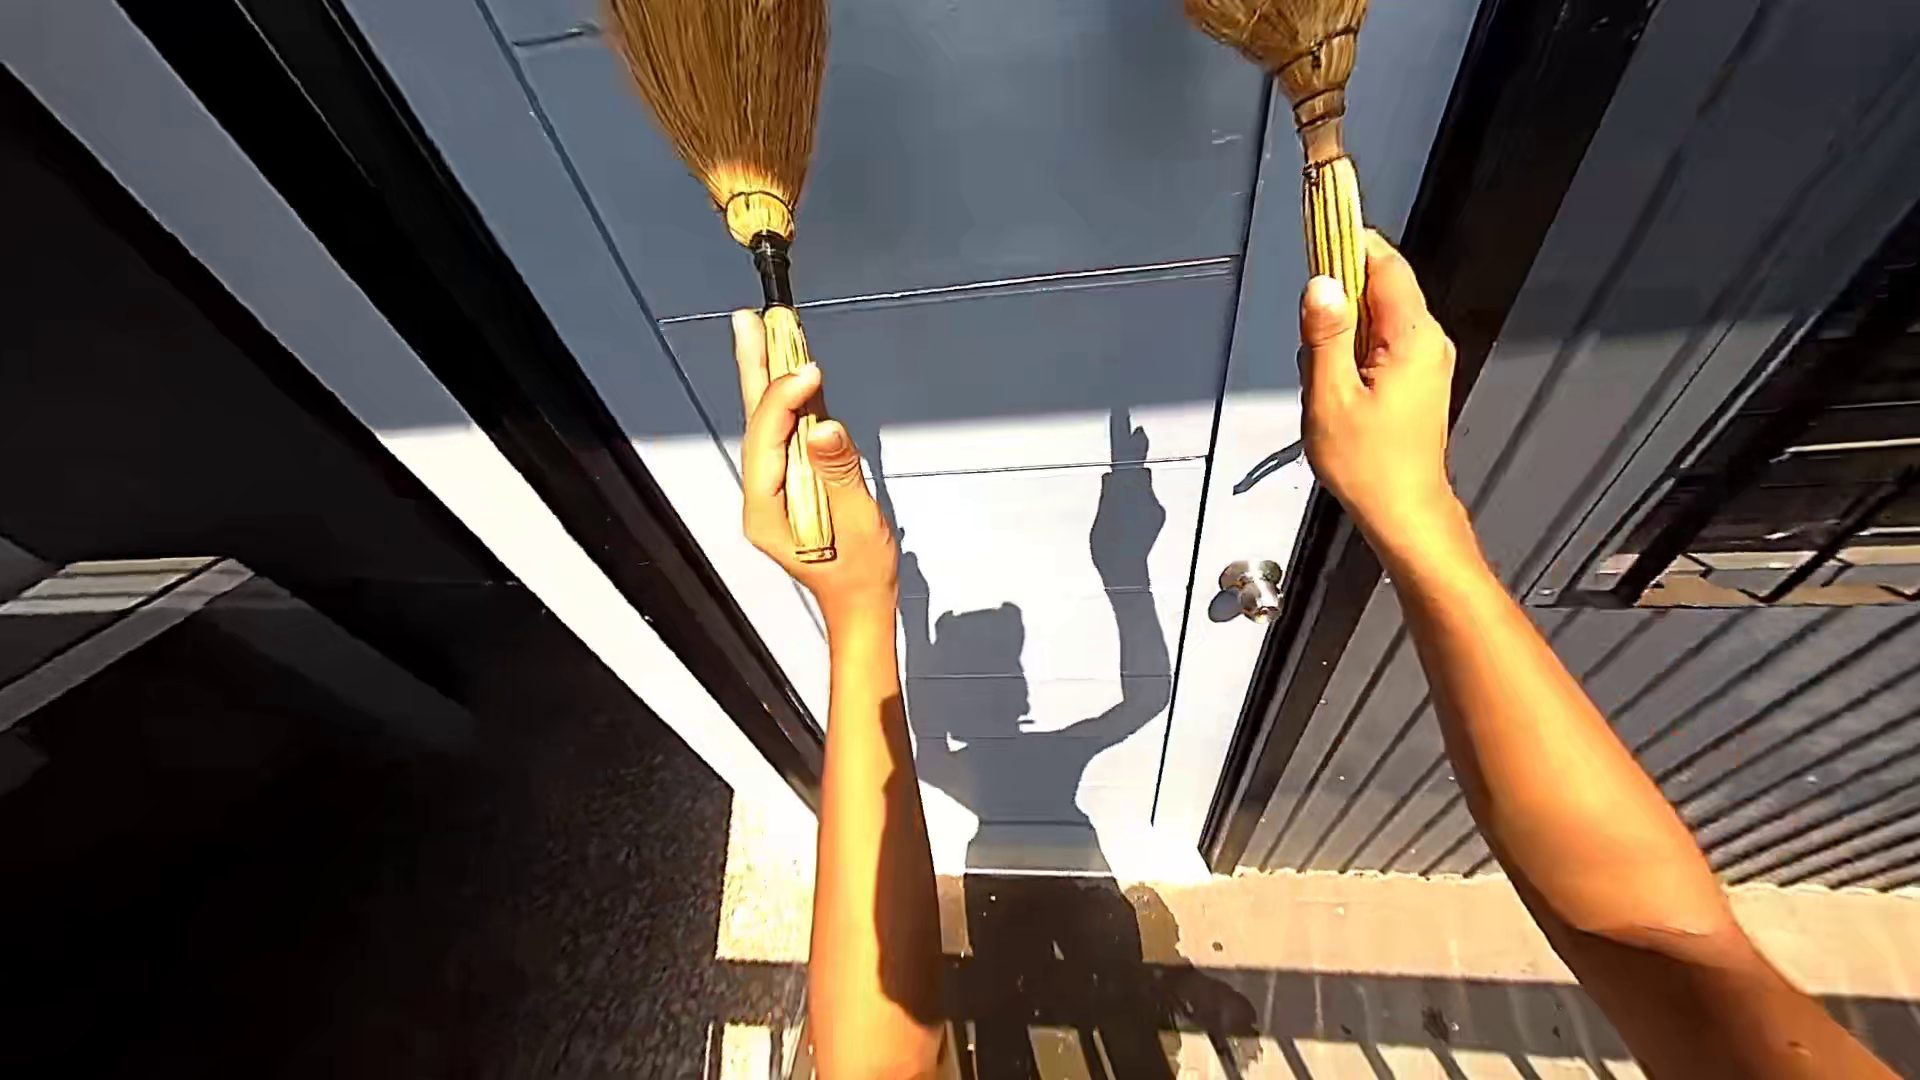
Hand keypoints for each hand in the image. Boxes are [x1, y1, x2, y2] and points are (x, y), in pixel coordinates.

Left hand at [734, 310, 897, 628]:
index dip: (785, 401)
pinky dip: (791, 405)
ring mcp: (777, 490)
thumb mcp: (856, 525)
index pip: (768, 441)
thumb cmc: (858, 575)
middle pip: (757, 423)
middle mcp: (763, 496)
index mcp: (767, 510)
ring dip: (768, 380)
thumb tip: (824, 427)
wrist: (860, 603)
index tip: (809, 370)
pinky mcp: (794, 486)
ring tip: (764, 334)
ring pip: (770, 426)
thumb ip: (839, 476)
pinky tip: (792, 379)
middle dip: (755, 371)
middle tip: (748, 323)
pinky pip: (788, 439)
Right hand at [1298, 231, 1466, 558]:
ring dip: (1340, 337)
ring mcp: (1425, 360)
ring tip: (1323, 385)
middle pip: (1380, 290)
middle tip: (1310, 350)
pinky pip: (1379, 345)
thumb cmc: (1366, 461)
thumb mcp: (1330, 398)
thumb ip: (1324, 338)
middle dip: (1336, 305)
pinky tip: (1336, 390)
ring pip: (1375, 320)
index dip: (1351, 244)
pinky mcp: (1416, 377)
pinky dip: (1351, 353)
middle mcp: (1427, 341)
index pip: (1385, 267)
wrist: (1400, 505)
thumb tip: (1319, 286)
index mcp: (1411, 339)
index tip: (1320, 231)